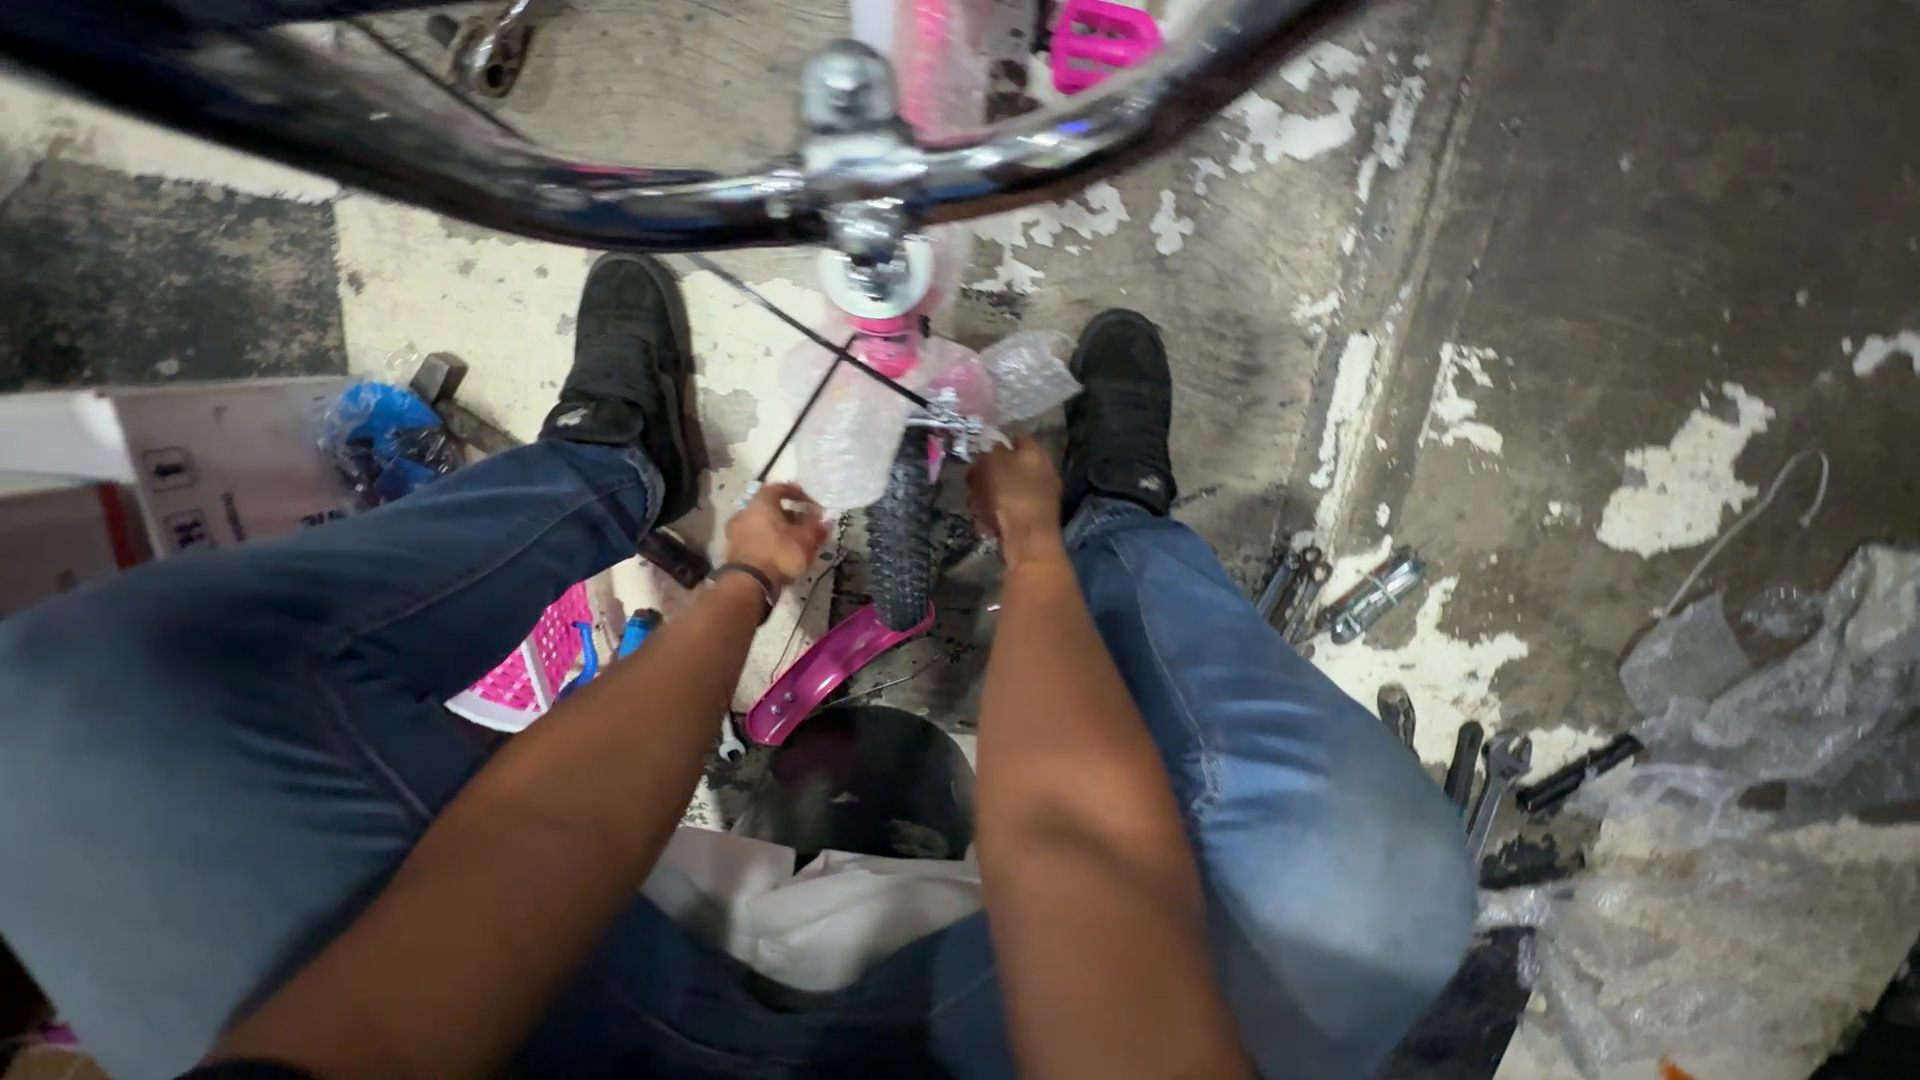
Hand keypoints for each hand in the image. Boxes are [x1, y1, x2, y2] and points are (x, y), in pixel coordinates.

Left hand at [724, 482, 827, 589]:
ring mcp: (735, 532)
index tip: (809, 502)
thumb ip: (816, 527)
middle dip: (789, 516)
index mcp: (760, 503)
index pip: (778, 489)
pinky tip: (781, 553)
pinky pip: (754, 539)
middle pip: (769, 509)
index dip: (795, 493)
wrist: (749, 583)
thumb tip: (826, 519)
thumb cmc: (780, 553)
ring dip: (778, 530)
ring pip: (761, 525)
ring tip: (795, 541)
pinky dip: (768, 542)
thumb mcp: (806, 539)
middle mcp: (744, 513)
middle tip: (805, 525)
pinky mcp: (733, 551)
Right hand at [968, 435, 1066, 567]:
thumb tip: (990, 451)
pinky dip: (995, 515)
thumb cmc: (1009, 494)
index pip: (1017, 437)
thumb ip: (989, 451)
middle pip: (1009, 467)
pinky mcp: (1033, 520)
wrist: (1027, 540)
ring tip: (975, 506)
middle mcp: (1043, 472)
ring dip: (986, 497)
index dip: (996, 443)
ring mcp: (1040, 498)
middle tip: (972, 482)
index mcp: (1036, 453)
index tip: (979, 454)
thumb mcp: (992, 462)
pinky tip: (986, 523)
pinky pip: (1008, 511)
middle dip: (986, 475)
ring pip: (1005, 491)